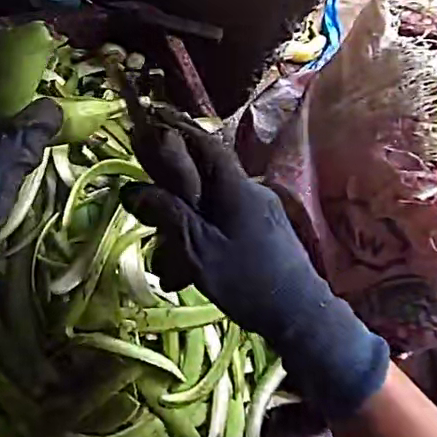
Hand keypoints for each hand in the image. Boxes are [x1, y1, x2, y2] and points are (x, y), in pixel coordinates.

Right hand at [120, 109, 388, 417]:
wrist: (302, 315)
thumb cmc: (248, 280)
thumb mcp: (199, 249)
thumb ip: (169, 215)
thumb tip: (133, 188)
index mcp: (235, 188)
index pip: (206, 145)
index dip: (180, 130)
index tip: (155, 121)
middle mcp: (250, 191)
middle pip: (205, 174)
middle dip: (175, 186)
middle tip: (149, 204)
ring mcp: (261, 211)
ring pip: (214, 202)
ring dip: (188, 220)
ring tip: (169, 262)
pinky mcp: (266, 231)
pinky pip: (227, 221)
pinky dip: (205, 234)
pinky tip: (190, 269)